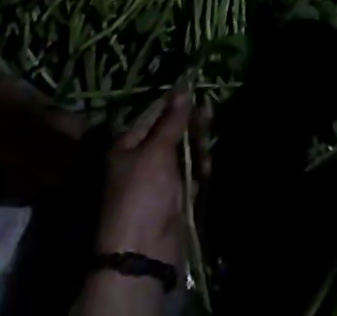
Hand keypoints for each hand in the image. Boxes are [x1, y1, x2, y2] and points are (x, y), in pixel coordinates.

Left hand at [96, 88, 192, 266]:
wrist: (142, 251)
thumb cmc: (142, 192)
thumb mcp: (155, 151)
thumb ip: (171, 121)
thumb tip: (182, 89)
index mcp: (128, 145)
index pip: (153, 113)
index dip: (173, 101)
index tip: (193, 85)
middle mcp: (141, 158)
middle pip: (170, 132)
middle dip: (189, 123)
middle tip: (208, 112)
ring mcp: (159, 179)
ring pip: (183, 151)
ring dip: (196, 147)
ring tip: (205, 150)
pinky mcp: (174, 197)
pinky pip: (190, 173)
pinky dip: (199, 168)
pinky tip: (205, 169)